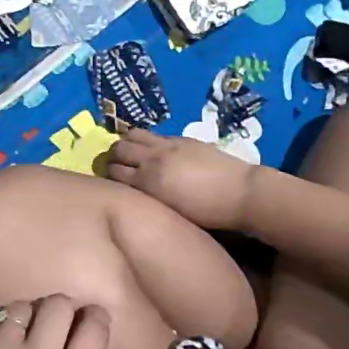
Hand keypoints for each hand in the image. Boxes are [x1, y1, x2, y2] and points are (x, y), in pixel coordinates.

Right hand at [105, 129, 259, 230]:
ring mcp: (168, 145)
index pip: (114, 172)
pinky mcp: (183, 139)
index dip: (108, 175)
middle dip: (113, 155)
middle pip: (119, 148)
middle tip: (118, 165)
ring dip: (127, 141)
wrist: (240, 193)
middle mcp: (153, 159)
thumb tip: (135, 192)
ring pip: (134, 134)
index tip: (110, 181)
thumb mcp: (170, 212)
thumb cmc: (207, 214)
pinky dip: (147, 140)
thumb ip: (148, 199)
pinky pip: (155, 134)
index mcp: (148, 183)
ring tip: (132, 152)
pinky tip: (152, 149)